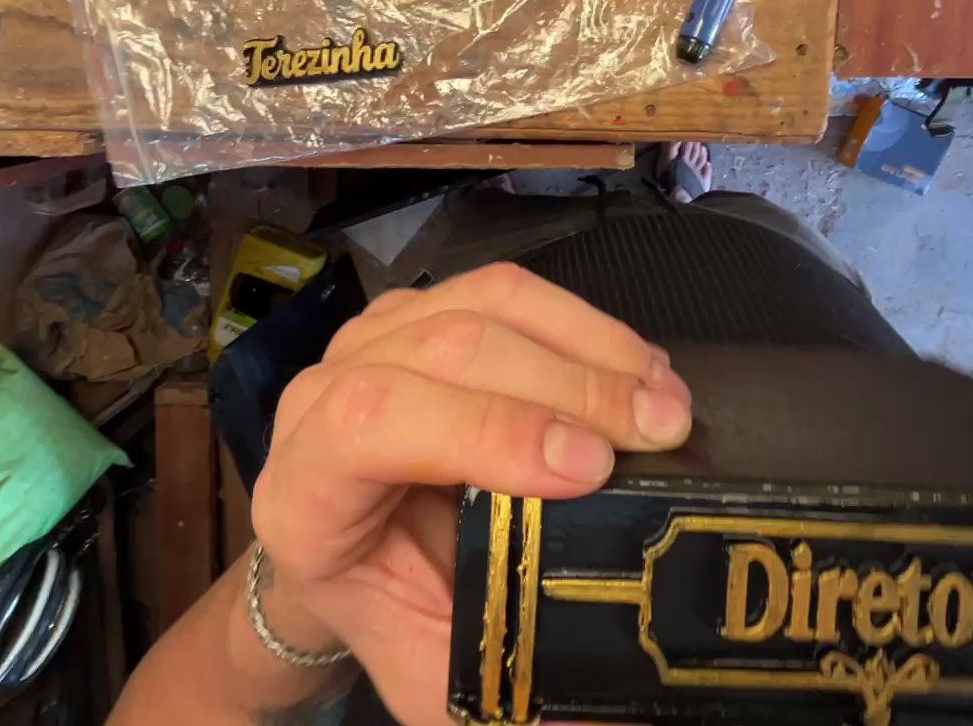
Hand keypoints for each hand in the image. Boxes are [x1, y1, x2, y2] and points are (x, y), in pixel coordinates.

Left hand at [249, 262, 693, 725]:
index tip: (589, 468)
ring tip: (663, 394)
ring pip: (484, 302)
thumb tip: (628, 706)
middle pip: (446, 348)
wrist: (353, 543)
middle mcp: (326, 390)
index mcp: (308, 489)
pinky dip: (580, 322)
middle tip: (665, 427)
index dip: (487, 430)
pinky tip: (635, 363)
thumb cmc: (394, 605)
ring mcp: (377, 334)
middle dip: (568, 384)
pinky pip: (505, 288)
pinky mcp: (424, 307)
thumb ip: (512, 691)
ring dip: (587, 342)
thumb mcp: (438, 669)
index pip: (373, 423)